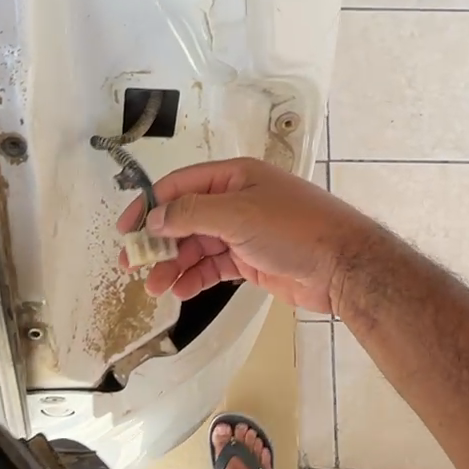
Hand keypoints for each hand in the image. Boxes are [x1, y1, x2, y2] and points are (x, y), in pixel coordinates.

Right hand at [115, 158, 384, 315]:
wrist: (343, 267)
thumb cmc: (294, 230)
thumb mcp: (239, 214)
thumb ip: (192, 214)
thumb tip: (155, 217)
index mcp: (233, 177)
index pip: (179, 186)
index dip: (149, 206)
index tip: (124, 230)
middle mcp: (235, 201)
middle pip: (184, 219)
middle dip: (158, 242)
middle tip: (132, 266)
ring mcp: (243, 232)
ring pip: (196, 247)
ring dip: (174, 265)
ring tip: (155, 287)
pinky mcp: (251, 260)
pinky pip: (213, 267)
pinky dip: (195, 278)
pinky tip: (181, 291)